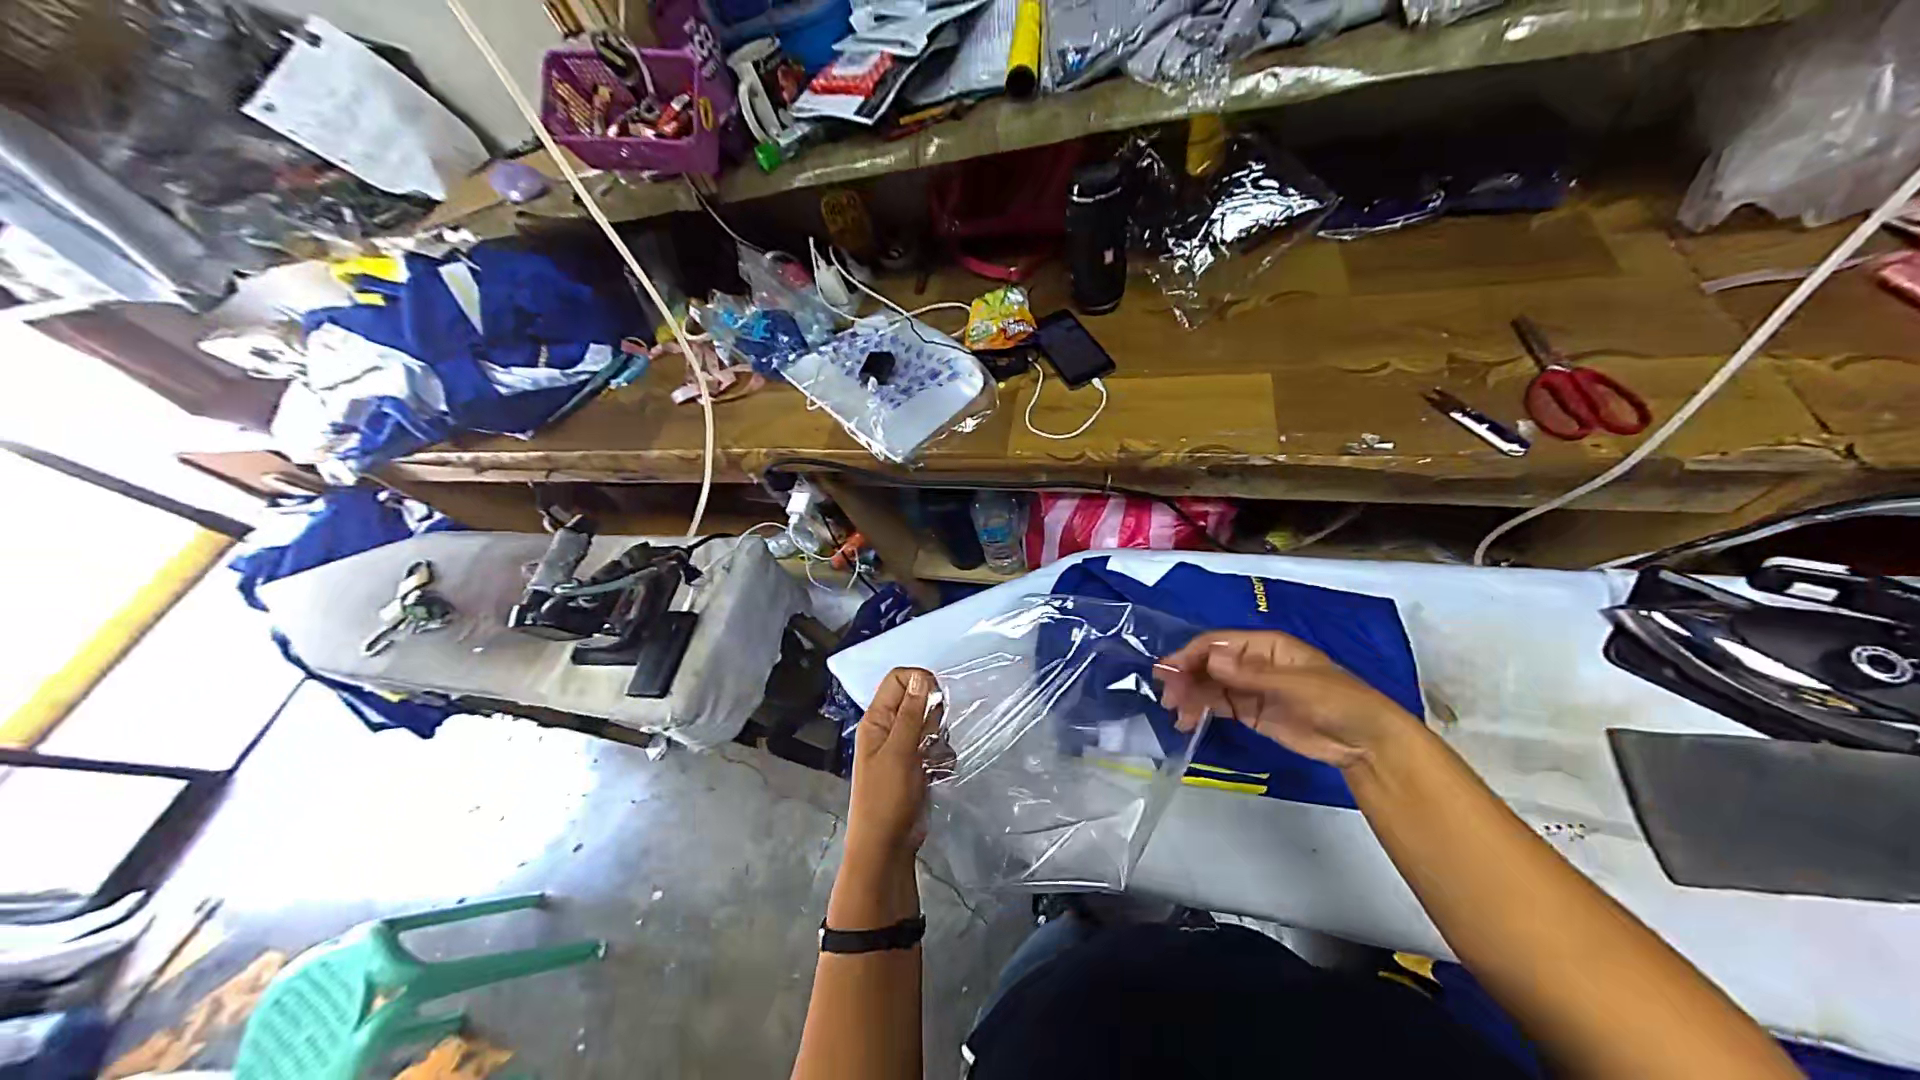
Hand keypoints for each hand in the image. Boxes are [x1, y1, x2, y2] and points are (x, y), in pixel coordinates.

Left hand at [846, 667, 941, 864]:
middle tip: (931, 736)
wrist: (886, 846)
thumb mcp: (899, 751)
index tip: (938, 697)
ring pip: (930, 725)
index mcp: (876, 720)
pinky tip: (940, 773)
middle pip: (917, 701)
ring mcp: (902, 748)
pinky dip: (942, 757)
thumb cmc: (886, 797)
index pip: (897, 680)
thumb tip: (920, 676)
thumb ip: (910, 713)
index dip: (919, 681)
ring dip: (939, 739)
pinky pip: (935, 748)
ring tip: (934, 760)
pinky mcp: (916, 766)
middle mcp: (888, 729)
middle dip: (933, 714)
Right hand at [1157, 630, 1416, 769]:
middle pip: (1209, 664)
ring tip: (1176, 714)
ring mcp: (1252, 689)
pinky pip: (1219, 706)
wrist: (1367, 743)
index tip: (1169, 670)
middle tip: (1168, 696)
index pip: (1218, 643)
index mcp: (1266, 645)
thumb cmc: (1338, 701)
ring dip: (1190, 695)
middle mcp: (1253, 663)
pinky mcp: (1252, 713)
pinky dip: (1200, 711)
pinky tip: (1187, 721)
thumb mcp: (1296, 685)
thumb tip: (1210, 660)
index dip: (1191, 654)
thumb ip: (1250, 675)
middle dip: (1186, 676)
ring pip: (1210, 686)